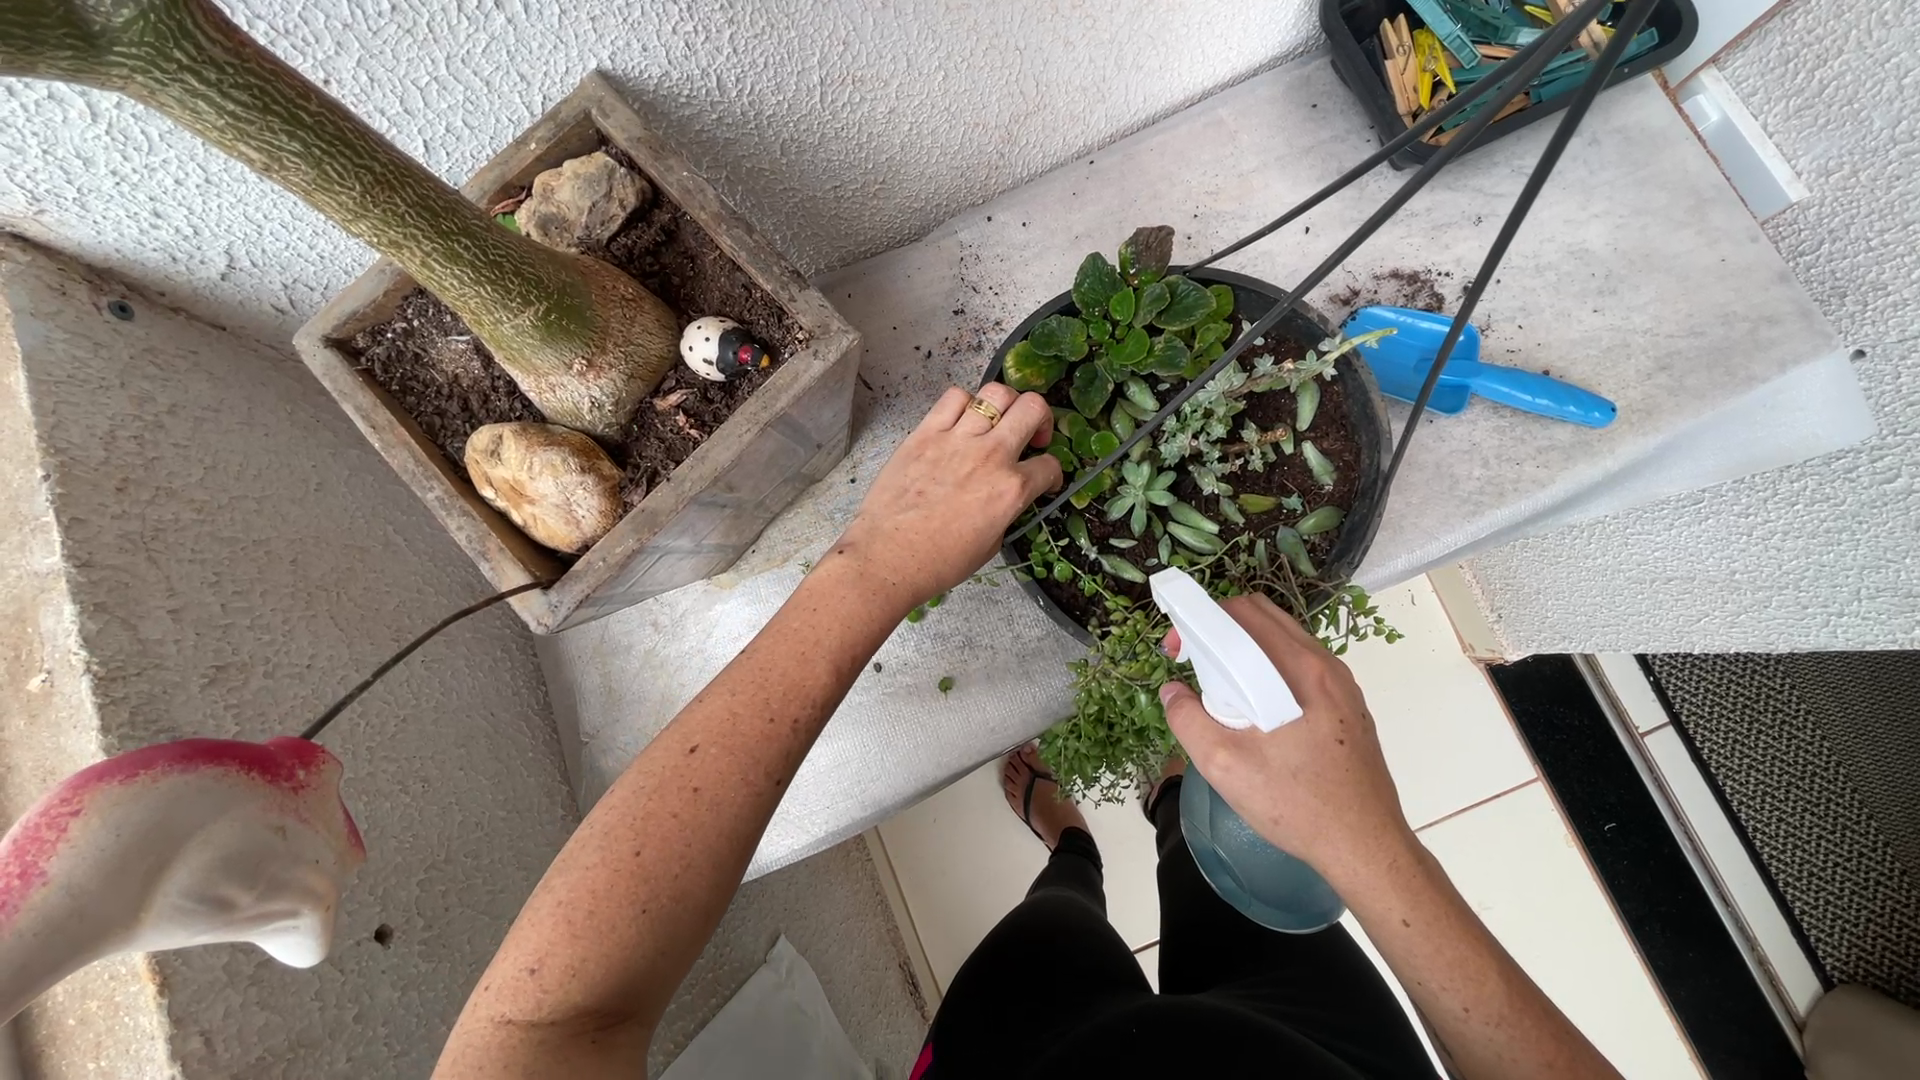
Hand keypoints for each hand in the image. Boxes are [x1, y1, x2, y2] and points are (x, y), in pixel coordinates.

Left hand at [830, 382, 1061, 613]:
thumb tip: (1006, 499)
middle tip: (1032, 436)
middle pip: (1033, 408)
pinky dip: (965, 403)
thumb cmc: (937, 562)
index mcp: (1012, 490)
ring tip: (998, 422)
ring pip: (996, 393)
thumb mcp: (991, 545)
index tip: (1045, 479)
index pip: (1050, 466)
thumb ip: (1006, 513)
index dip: (1052, 474)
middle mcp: (991, 456)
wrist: (888, 557)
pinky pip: (954, 398)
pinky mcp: (925, 432)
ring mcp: (957, 439)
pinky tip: (961, 421)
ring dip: (1006, 406)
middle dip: (1042, 420)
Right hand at [1159, 593, 1412, 885]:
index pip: (1243, 612)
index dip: (1199, 621)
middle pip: (1264, 618)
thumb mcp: (1223, 765)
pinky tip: (1254, 712)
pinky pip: (1300, 668)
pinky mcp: (1348, 708)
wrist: (1366, 848)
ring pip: (1283, 642)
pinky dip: (1267, 670)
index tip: (1176, 652)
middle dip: (1219, 629)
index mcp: (1301, 668)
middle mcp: (1326, 666)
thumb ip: (1188, 719)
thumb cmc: (1295, 804)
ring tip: (1219, 689)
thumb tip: (1173, 692)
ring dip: (1243, 650)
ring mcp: (1342, 687)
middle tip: (1192, 663)